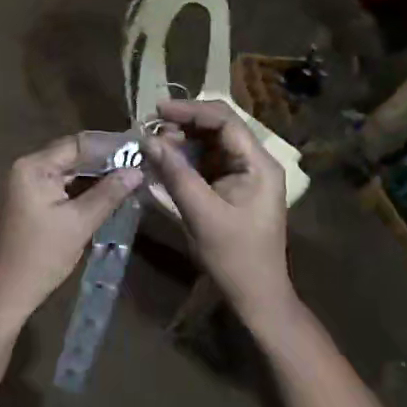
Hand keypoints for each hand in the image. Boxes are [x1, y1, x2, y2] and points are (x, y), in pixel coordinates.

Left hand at [0, 134, 142, 330]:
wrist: (14, 287)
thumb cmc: (44, 254)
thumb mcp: (81, 222)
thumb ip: (109, 193)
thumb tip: (137, 170)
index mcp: (35, 167)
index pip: (78, 144)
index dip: (109, 146)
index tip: (138, 149)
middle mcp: (30, 167)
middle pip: (74, 154)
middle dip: (106, 159)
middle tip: (138, 162)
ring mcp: (32, 182)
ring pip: (72, 168)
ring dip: (98, 173)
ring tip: (131, 174)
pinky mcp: (37, 196)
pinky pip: (66, 182)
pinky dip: (87, 185)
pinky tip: (111, 190)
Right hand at [143, 99, 293, 315]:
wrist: (256, 296)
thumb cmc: (235, 257)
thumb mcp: (201, 214)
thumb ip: (175, 174)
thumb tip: (147, 140)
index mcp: (258, 164)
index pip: (225, 120)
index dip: (191, 110)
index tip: (157, 110)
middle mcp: (254, 162)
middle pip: (218, 128)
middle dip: (183, 125)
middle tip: (149, 131)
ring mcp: (243, 175)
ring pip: (209, 144)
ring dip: (181, 142)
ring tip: (152, 146)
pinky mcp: (231, 188)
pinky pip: (206, 163)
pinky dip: (184, 160)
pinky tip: (163, 162)